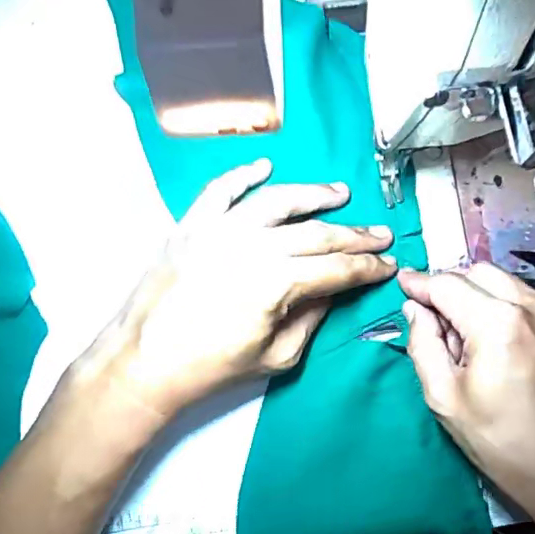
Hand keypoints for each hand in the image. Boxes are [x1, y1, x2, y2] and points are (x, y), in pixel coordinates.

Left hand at [66, 159, 396, 445]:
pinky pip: (221, 190)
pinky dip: (243, 175)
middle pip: (318, 233)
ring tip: (340, 193)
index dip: (369, 267)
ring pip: (278, 201)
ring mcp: (221, 229)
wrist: (145, 361)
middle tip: (381, 234)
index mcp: (278, 283)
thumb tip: (333, 289)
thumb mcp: (277, 355)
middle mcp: (255, 246)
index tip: (390, 265)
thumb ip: (311, 316)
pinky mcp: (192, 224)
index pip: (338, 269)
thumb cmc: (214, 367)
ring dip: (314, 195)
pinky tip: (265, 167)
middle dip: (356, 235)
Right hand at [397, 263, 534, 533]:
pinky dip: (504, 307)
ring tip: (470, 339)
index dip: (421, 284)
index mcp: (499, 324)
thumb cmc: (504, 444)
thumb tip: (416, 310)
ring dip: (478, 296)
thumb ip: (425, 346)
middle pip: (478, 272)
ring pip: (504, 282)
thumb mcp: (447, 401)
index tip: (403, 285)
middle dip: (451, 288)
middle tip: (438, 325)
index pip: (449, 284)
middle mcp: (532, 306)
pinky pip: (526, 298)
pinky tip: (499, 343)